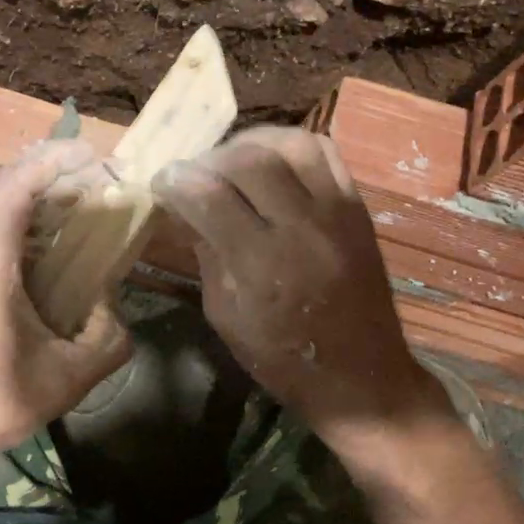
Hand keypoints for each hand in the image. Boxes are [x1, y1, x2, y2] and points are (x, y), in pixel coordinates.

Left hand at [0, 140, 132, 465]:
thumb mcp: (63, 381)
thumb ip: (106, 339)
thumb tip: (110, 304)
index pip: (13, 185)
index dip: (52, 160)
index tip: (90, 157)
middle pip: (3, 195)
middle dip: (51, 186)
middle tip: (94, 197)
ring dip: (28, 214)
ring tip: (69, 230)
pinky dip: (5, 237)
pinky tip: (29, 266)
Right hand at [152, 127, 446, 439]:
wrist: (362, 379)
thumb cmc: (282, 356)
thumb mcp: (223, 312)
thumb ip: (205, 250)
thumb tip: (183, 203)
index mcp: (261, 265)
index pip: (208, 195)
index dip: (175, 180)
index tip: (161, 182)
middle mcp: (301, 229)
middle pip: (247, 160)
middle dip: (208, 160)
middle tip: (194, 175)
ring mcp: (335, 212)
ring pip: (288, 144)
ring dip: (249, 144)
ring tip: (232, 162)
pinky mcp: (356, 206)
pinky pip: (323, 151)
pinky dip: (288, 146)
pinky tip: (270, 162)